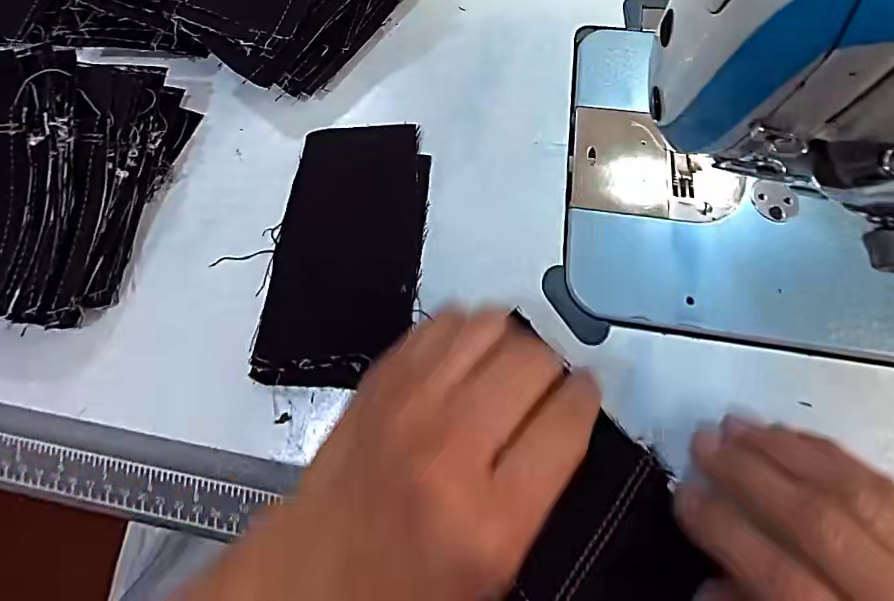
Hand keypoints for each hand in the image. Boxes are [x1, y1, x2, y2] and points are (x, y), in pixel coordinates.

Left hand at [188, 308, 600, 600]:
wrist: (306, 581)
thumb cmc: (401, 588)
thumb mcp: (496, 568)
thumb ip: (545, 490)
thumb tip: (572, 418)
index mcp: (489, 519)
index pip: (569, 416)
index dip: (587, 395)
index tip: (586, 391)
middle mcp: (450, 448)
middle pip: (536, 359)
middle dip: (554, 366)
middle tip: (550, 381)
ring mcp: (409, 404)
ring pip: (492, 325)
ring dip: (512, 340)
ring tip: (511, 362)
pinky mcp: (382, 378)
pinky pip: (445, 320)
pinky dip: (466, 328)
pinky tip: (468, 354)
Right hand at [678, 418, 893, 600]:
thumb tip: (709, 588)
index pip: (786, 583)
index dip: (728, 534)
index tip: (687, 497)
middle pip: (820, 524)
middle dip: (751, 474)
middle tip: (703, 442)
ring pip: (855, 492)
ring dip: (788, 451)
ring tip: (739, 426)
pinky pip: (888, 490)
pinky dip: (835, 458)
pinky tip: (799, 439)